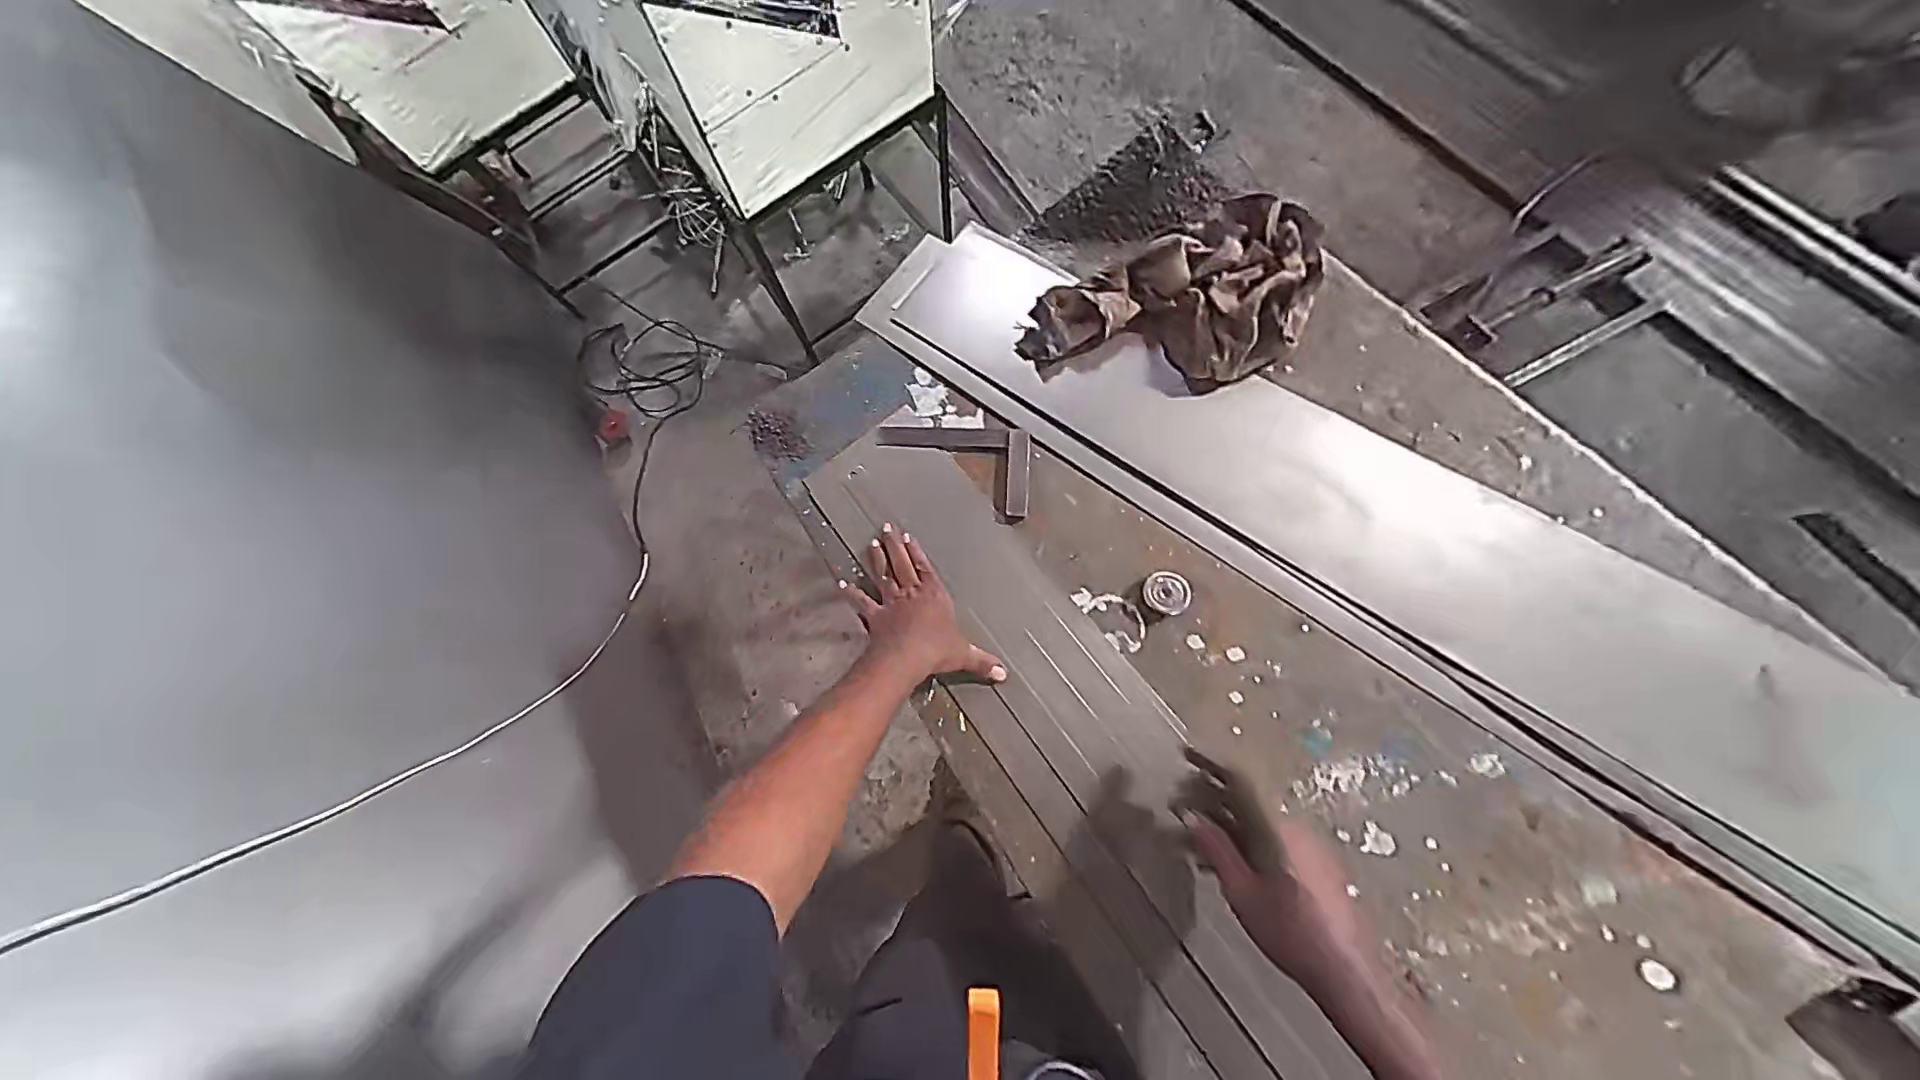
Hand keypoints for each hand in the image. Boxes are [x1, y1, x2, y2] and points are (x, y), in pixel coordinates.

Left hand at [841, 523, 1006, 684]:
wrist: (906, 658)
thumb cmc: (937, 651)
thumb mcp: (964, 655)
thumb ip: (983, 661)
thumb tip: (1003, 674)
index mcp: (935, 595)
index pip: (925, 568)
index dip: (916, 552)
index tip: (908, 537)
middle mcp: (912, 593)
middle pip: (902, 564)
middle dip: (894, 545)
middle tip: (886, 528)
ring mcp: (892, 603)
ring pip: (883, 575)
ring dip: (877, 560)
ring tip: (871, 544)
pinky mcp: (876, 616)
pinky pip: (862, 602)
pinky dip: (852, 592)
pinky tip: (842, 582)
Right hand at [1178, 749, 1365, 985]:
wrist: (1347, 974)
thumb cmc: (1292, 934)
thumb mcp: (1241, 891)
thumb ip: (1215, 848)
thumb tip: (1190, 814)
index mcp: (1278, 828)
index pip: (1239, 780)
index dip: (1210, 763)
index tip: (1187, 753)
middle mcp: (1297, 827)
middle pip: (1247, 798)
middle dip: (1211, 796)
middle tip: (1183, 802)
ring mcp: (1310, 844)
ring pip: (1259, 818)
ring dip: (1226, 821)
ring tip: (1200, 839)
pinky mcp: (1317, 862)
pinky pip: (1273, 834)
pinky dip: (1247, 837)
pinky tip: (1231, 860)